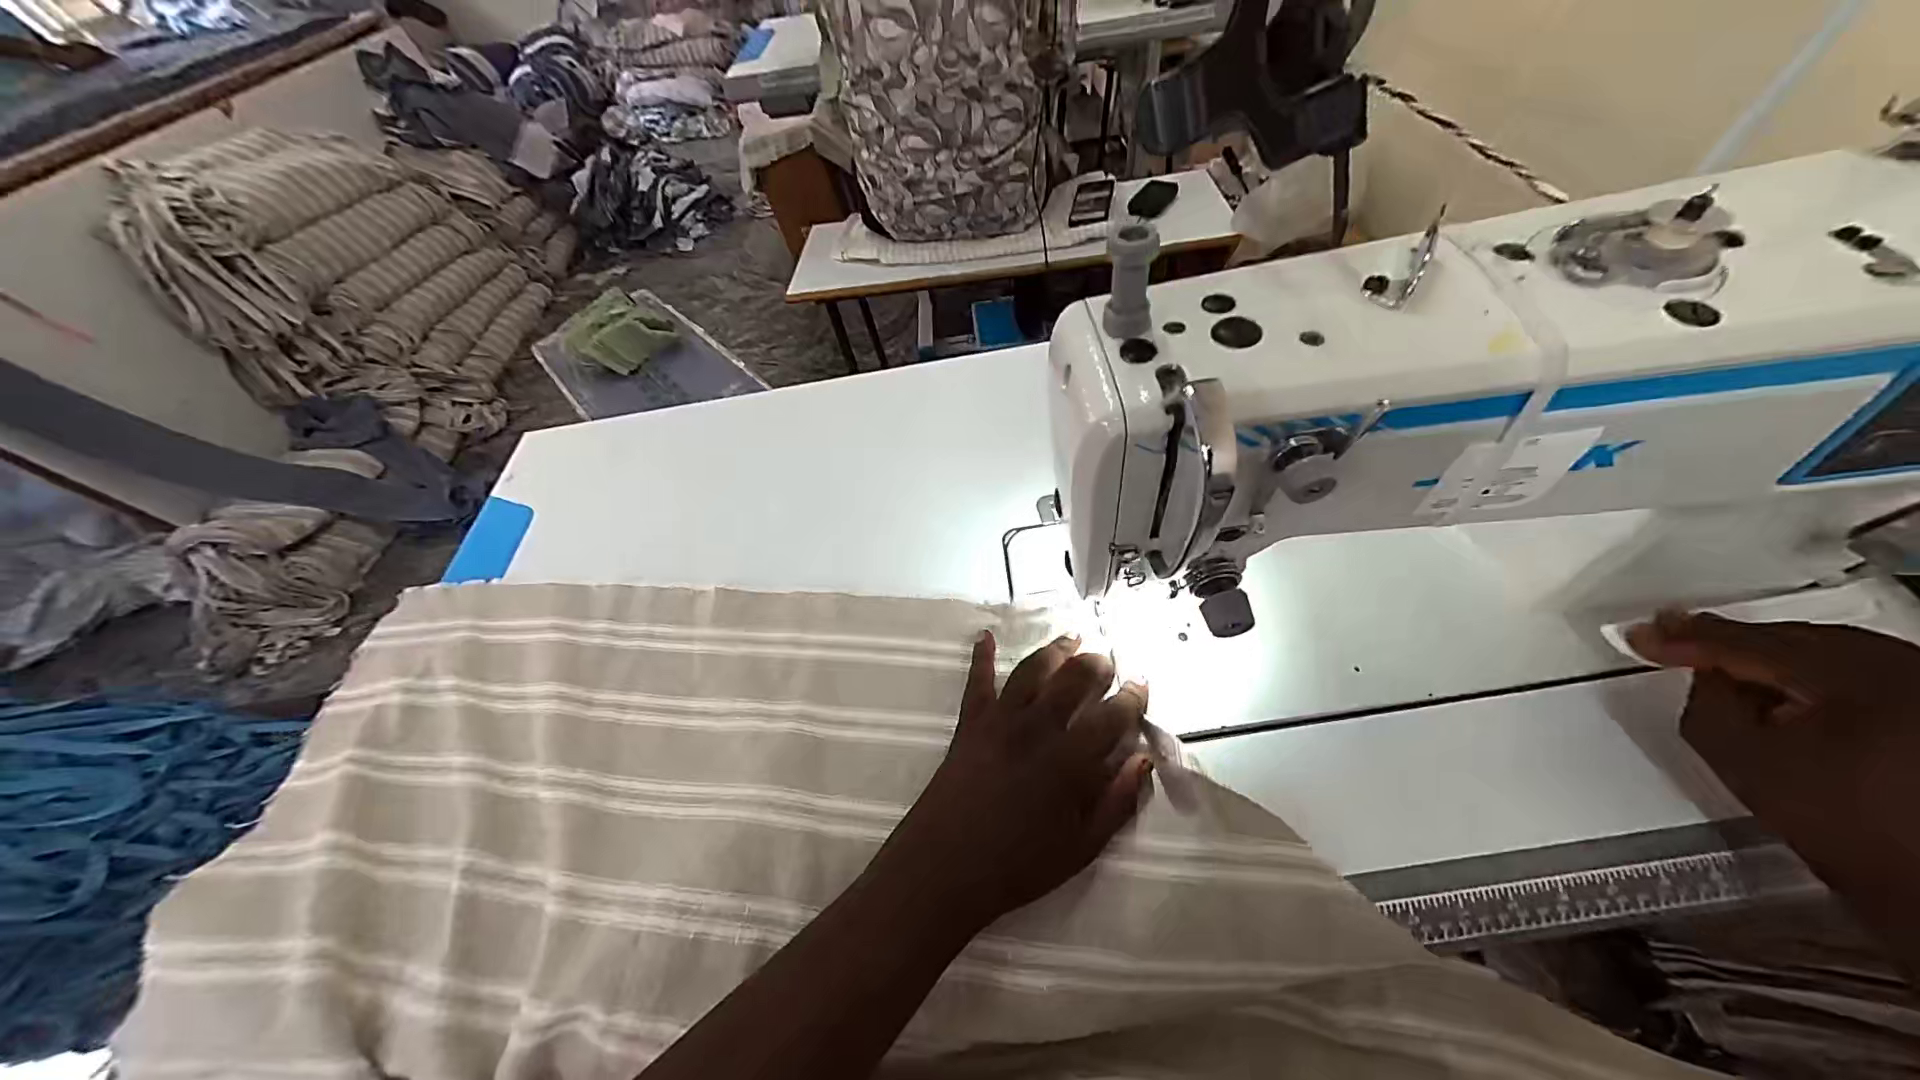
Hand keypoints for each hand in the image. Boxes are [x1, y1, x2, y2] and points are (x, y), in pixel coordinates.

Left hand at [872, 632, 1151, 930]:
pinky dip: (981, 656)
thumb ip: (1117, 803)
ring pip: (1031, 671)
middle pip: (1073, 680)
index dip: (1132, 698)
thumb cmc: (1018, 866)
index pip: (1111, 717)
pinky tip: (985, 635)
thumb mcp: (1081, 848)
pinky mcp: (969, 723)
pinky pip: (977, 681)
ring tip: (1070, 638)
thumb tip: (1143, 761)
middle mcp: (1037, 728)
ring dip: (1054, 650)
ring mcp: (1000, 720)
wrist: (944, 868)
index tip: (1141, 684)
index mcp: (1070, 761)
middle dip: (1095, 663)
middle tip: (1106, 659)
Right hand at [1627, 613, 1919, 918]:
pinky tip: (1789, 690)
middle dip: (1730, 645)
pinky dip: (1815, 676)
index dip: (1683, 638)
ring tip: (1724, 666)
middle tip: (1676, 641)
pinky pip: (1864, 673)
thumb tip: (1700, 676)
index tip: (1646, 636)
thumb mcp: (1743, 762)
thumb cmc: (1855, 832)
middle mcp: (1905, 674)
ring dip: (1770, 659)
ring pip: (1830, 652)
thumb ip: (1706, 706)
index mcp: (1856, 678)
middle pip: (1792, 639)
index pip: (1745, 644)